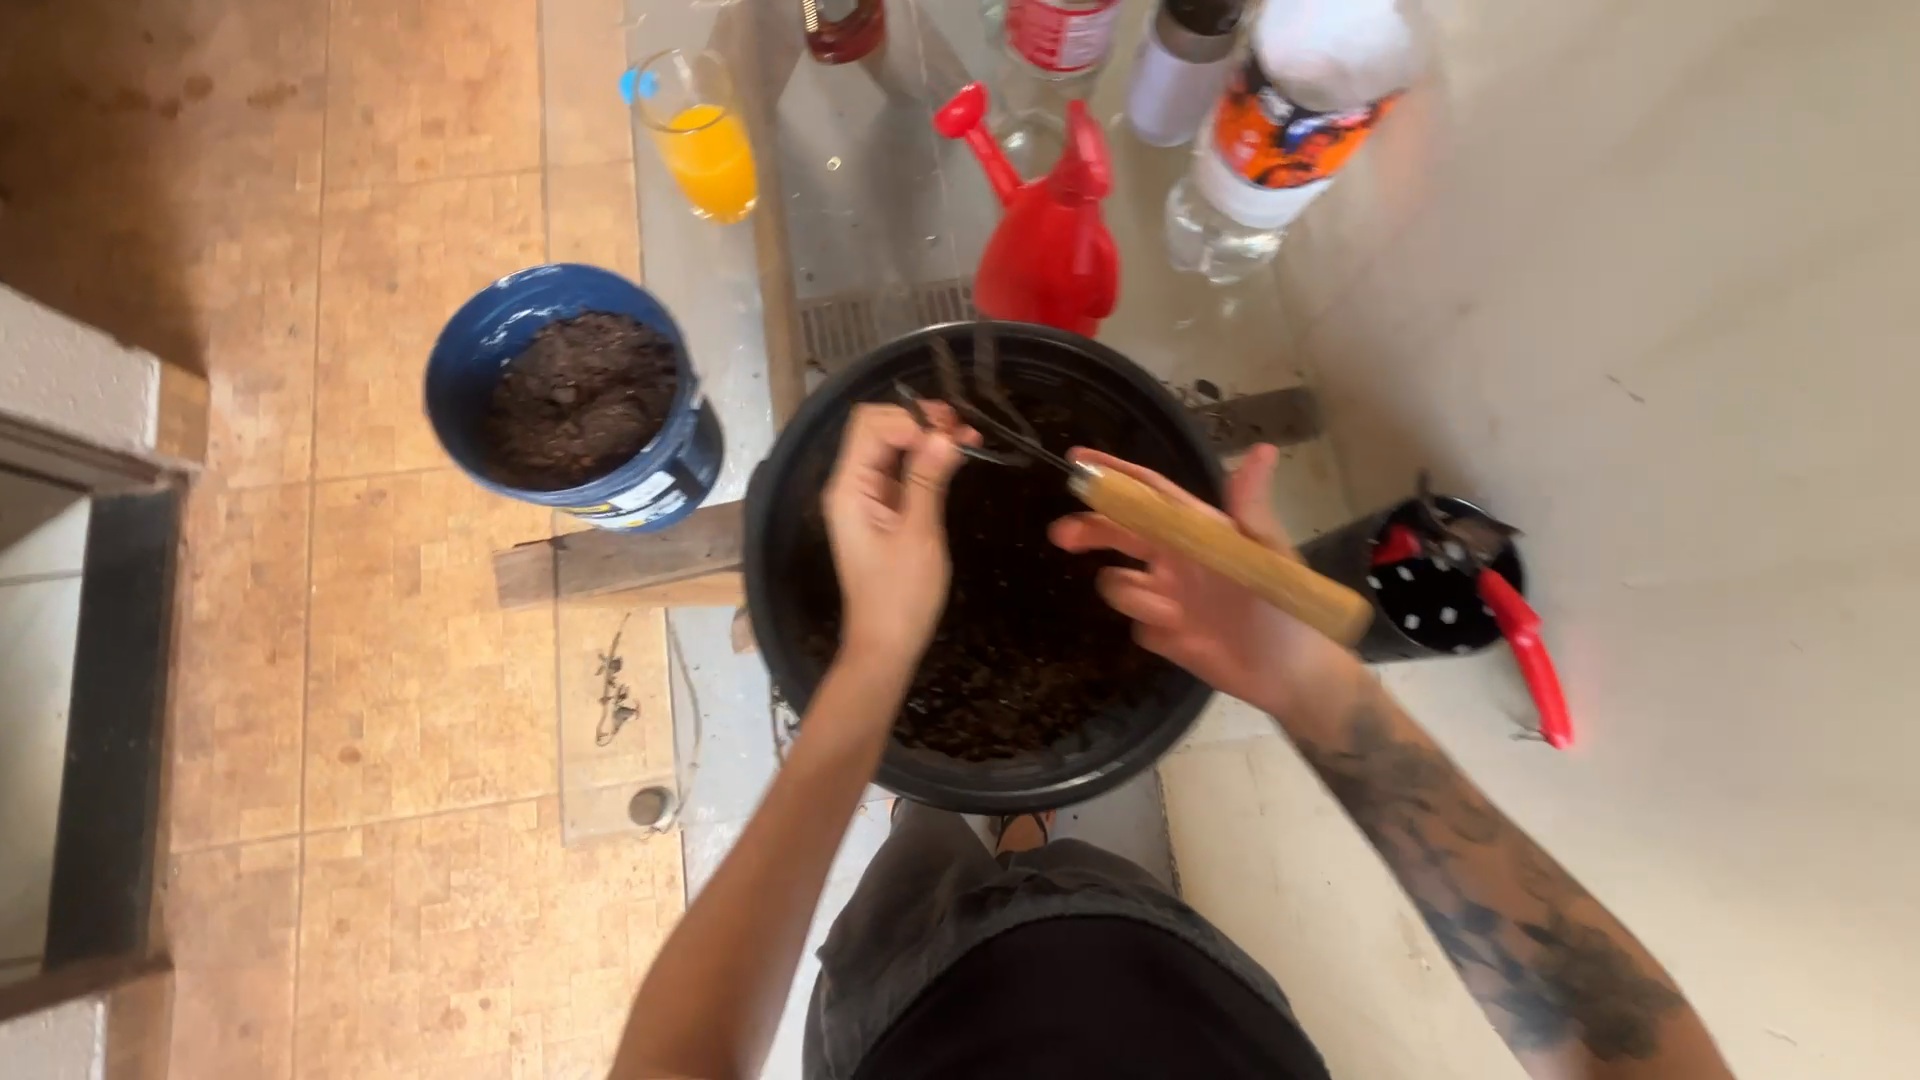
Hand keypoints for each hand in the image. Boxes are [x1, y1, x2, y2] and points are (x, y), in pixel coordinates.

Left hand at [823, 403, 975, 670]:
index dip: (911, 418)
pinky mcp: (881, 512)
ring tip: (967, 438)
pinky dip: (924, 460)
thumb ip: (927, 480)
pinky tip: (953, 459)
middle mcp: (851, 486)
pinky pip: (899, 472)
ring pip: (891, 448)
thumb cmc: (900, 596)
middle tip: (965, 428)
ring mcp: (865, 498)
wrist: (885, 645)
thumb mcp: (919, 535)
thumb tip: (945, 435)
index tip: (953, 430)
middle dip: (919, 422)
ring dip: (925, 438)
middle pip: (878, 430)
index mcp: (849, 488)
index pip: (870, 426)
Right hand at [1049, 444, 1358, 715]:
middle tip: (1061, 535)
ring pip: (1117, 582)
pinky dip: (1153, 629)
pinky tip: (1184, 638)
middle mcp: (1174, 557)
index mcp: (1197, 530)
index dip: (1113, 474)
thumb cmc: (1286, 606)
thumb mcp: (1267, 554)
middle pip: (1117, 532)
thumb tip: (1260, 451)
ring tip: (1173, 612)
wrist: (1291, 674)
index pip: (1148, 492)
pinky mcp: (1161, 632)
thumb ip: (1250, 506)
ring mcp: (1165, 595)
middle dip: (1088, 529)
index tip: (1077, 459)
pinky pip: (1135, 625)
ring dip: (1134, 596)